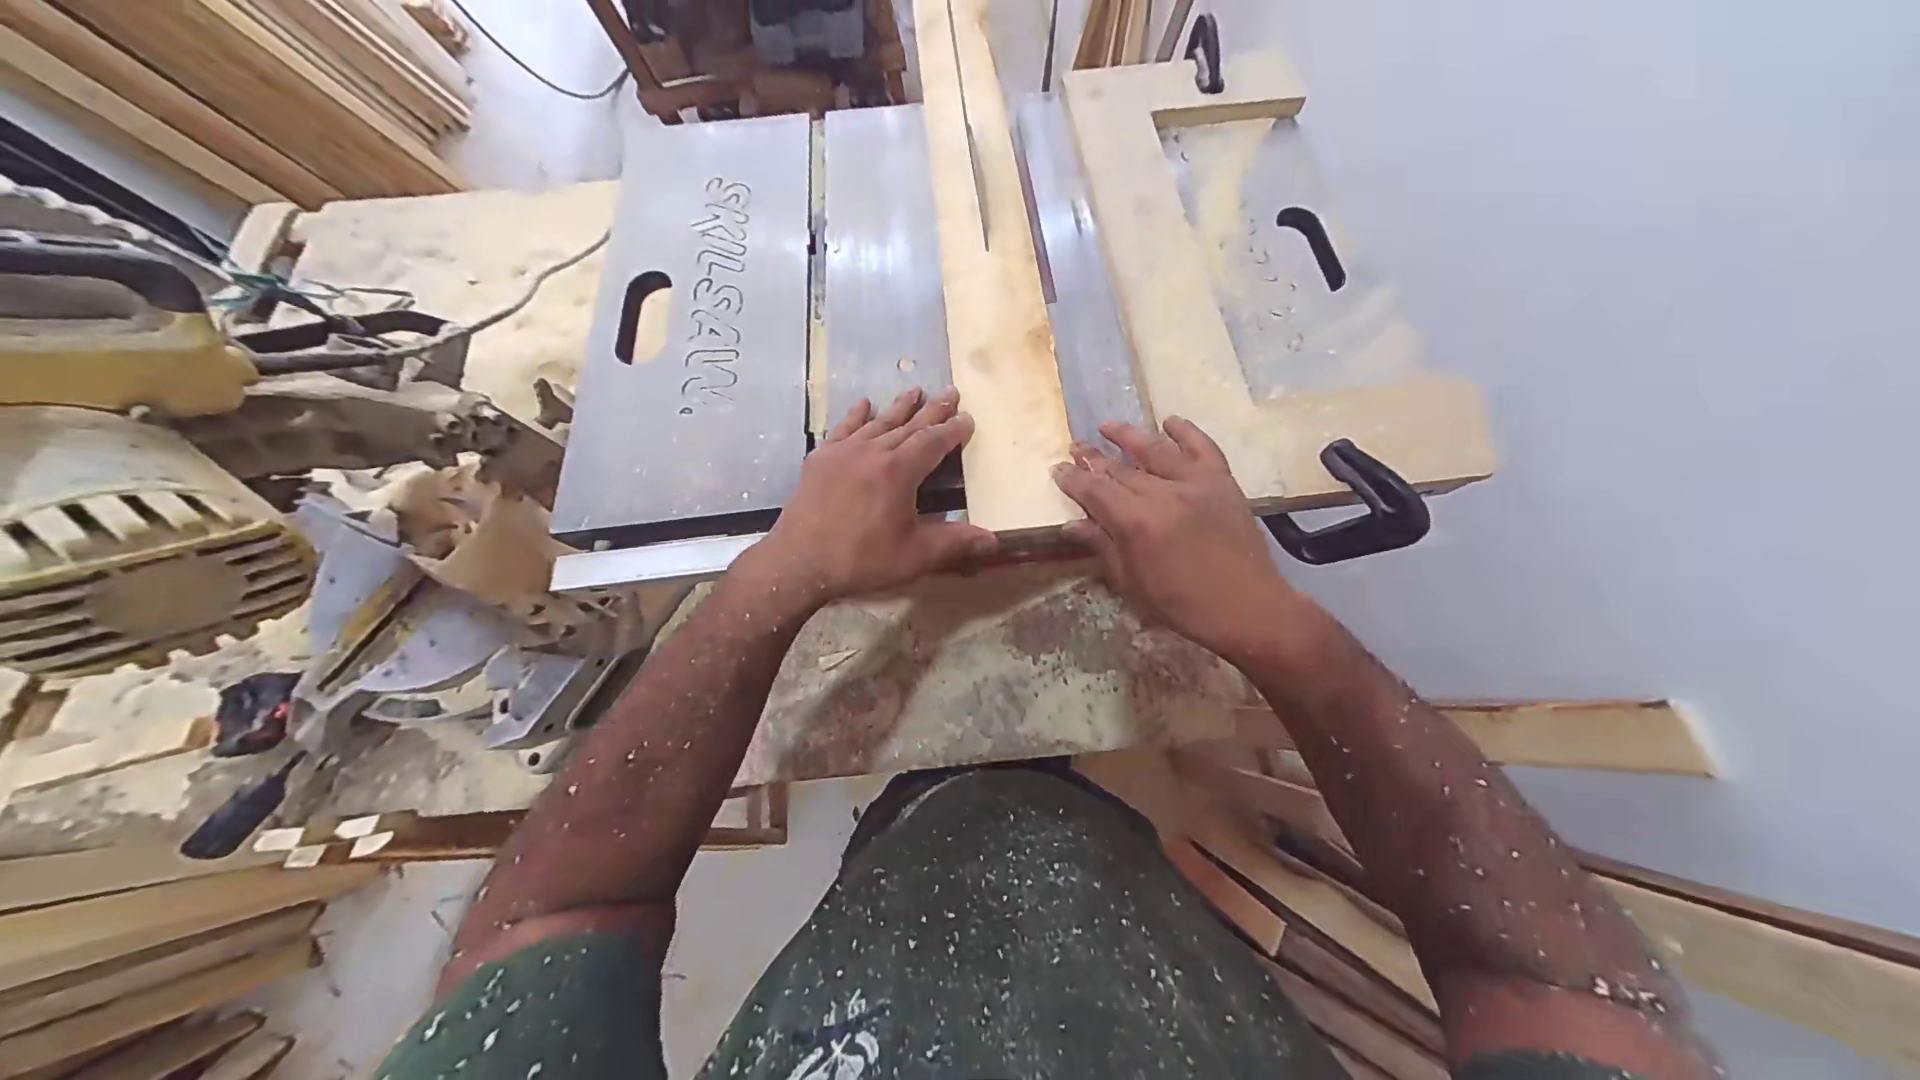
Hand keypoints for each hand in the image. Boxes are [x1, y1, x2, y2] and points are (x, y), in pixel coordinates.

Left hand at [738, 387, 996, 610]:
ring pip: (878, 422)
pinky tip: (863, 404)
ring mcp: (843, 452)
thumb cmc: (860, 560)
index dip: (953, 430)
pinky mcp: (821, 460)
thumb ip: (954, 543)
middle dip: (932, 410)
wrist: (798, 562)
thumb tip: (993, 540)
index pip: (933, 442)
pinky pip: (843, 429)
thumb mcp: (914, 555)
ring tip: (914, 390)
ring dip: (899, 407)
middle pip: (909, 425)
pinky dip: (856, 416)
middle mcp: (872, 452)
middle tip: (950, 393)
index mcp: (899, 471)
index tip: (967, 418)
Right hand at [1051, 416, 1299, 663]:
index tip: (1058, 468)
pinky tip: (1170, 421)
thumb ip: (1103, 547)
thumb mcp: (1132, 582)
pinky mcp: (1222, 482)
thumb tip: (1072, 524)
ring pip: (1156, 451)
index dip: (1074, 479)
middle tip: (1076, 446)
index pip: (1096, 490)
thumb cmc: (1182, 604)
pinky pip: (1203, 447)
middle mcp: (1164, 494)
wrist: (1247, 608)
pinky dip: (1186, 432)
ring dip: (1129, 435)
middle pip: (1121, 468)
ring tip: (1108, 425)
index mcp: (1137, 522)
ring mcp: (1196, 484)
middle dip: (1094, 457)